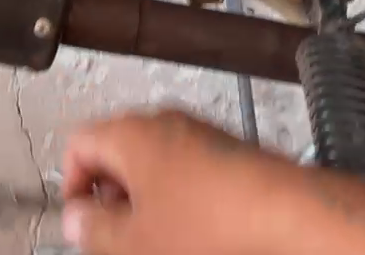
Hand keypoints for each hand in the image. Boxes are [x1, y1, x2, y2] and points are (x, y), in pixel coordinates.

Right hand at [60, 111, 364, 254]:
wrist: (292, 221)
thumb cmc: (217, 226)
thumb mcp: (137, 241)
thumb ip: (96, 229)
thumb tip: (78, 220)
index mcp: (133, 132)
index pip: (79, 143)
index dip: (72, 184)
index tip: (81, 222)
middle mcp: (165, 122)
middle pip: (116, 149)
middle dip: (110, 194)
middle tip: (114, 237)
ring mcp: (200, 135)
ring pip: (153, 162)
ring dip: (145, 200)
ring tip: (157, 238)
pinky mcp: (229, 154)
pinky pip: (187, 170)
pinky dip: (180, 199)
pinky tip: (193, 234)